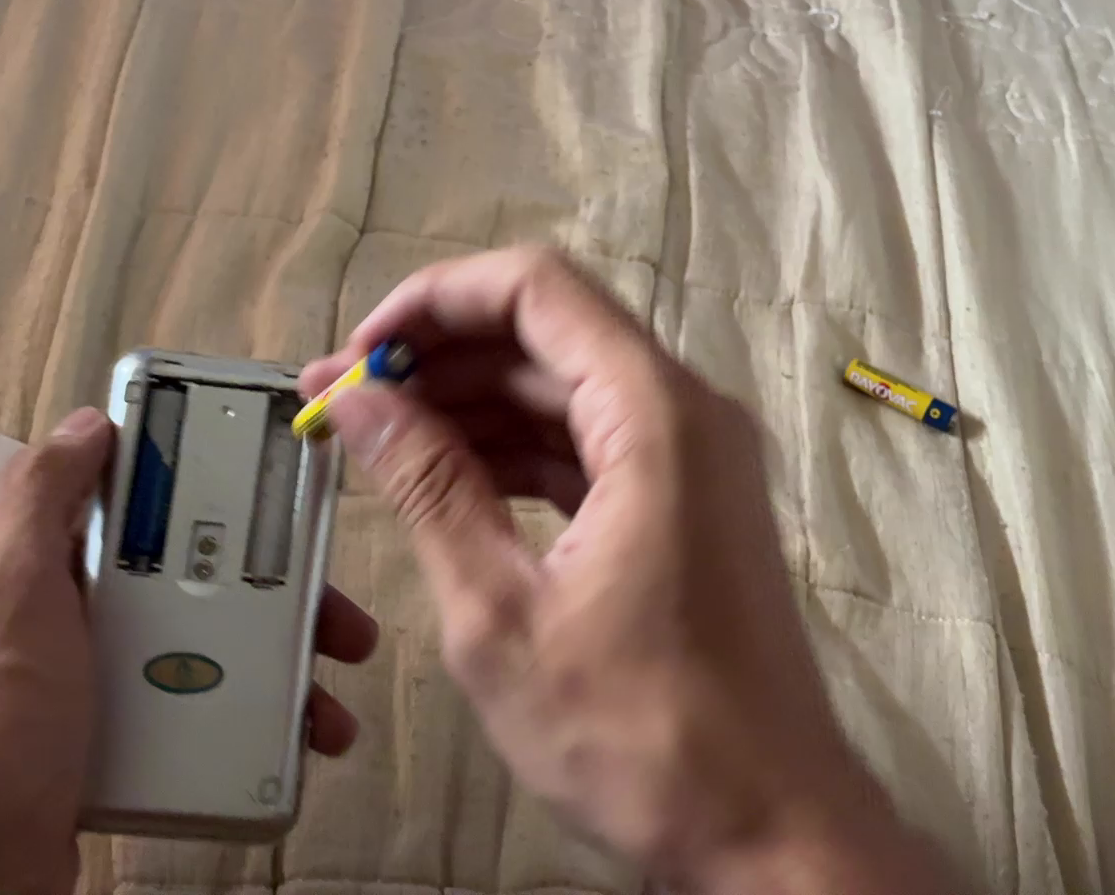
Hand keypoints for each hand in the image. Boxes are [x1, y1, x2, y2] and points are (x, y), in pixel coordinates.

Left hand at [0, 408, 379, 894]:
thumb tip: (87, 424)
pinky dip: (262, 715)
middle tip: (337, 615)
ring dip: (287, 660)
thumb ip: (40, 503)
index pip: (150, 511)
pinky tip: (300, 735)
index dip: (218, 498)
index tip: (278, 502)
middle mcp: (90, 621)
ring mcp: (117, 684)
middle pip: (208, 583)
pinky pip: (215, 707)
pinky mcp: (139, 740)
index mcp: (57, 572)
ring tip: (332, 692)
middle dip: (282, 592)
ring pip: (222, 648)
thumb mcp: (6, 595)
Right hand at [302, 248, 955, 894]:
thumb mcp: (501, 611)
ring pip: (560, 384)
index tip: (363, 352)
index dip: (435, 301)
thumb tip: (358, 400)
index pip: (534, 288)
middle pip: (545, 331)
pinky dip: (512, 446)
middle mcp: (683, 409)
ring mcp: (688, 451)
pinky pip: (583, 437)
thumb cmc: (640, 733)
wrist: (765, 825)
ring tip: (380, 439)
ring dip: (469, 402)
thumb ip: (427, 485)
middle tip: (348, 398)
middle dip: (439, 356)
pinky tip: (446, 475)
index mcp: (653, 413)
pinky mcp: (679, 493)